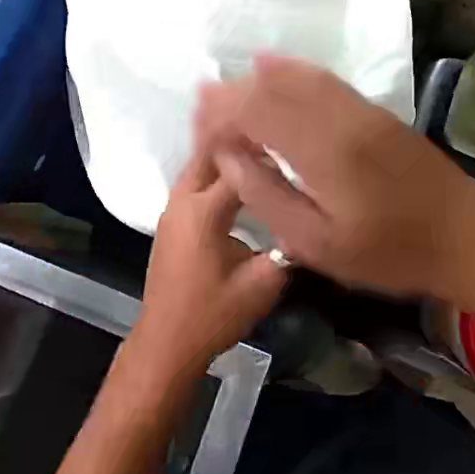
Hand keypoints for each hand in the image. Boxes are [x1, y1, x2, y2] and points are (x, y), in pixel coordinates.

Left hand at [131, 149, 288, 369]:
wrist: (166, 342)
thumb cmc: (213, 315)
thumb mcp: (262, 284)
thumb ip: (288, 248)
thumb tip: (308, 221)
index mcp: (205, 210)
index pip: (242, 166)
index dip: (271, 153)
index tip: (298, 146)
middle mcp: (184, 200)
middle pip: (210, 153)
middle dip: (240, 138)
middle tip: (276, 130)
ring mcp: (172, 210)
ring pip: (198, 165)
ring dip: (225, 152)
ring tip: (261, 145)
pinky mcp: (171, 222)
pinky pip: (194, 182)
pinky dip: (215, 170)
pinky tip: (239, 175)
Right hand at [195, 54, 474, 300]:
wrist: (467, 238)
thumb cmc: (389, 253)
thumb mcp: (318, 244)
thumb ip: (267, 197)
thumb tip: (228, 157)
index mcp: (322, 150)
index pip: (256, 112)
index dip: (221, 114)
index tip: (197, 128)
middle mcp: (340, 117)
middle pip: (274, 88)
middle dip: (233, 94)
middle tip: (202, 107)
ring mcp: (362, 110)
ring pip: (300, 77)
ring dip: (259, 80)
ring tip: (228, 89)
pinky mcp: (377, 113)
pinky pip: (327, 81)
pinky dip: (294, 72)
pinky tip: (276, 68)